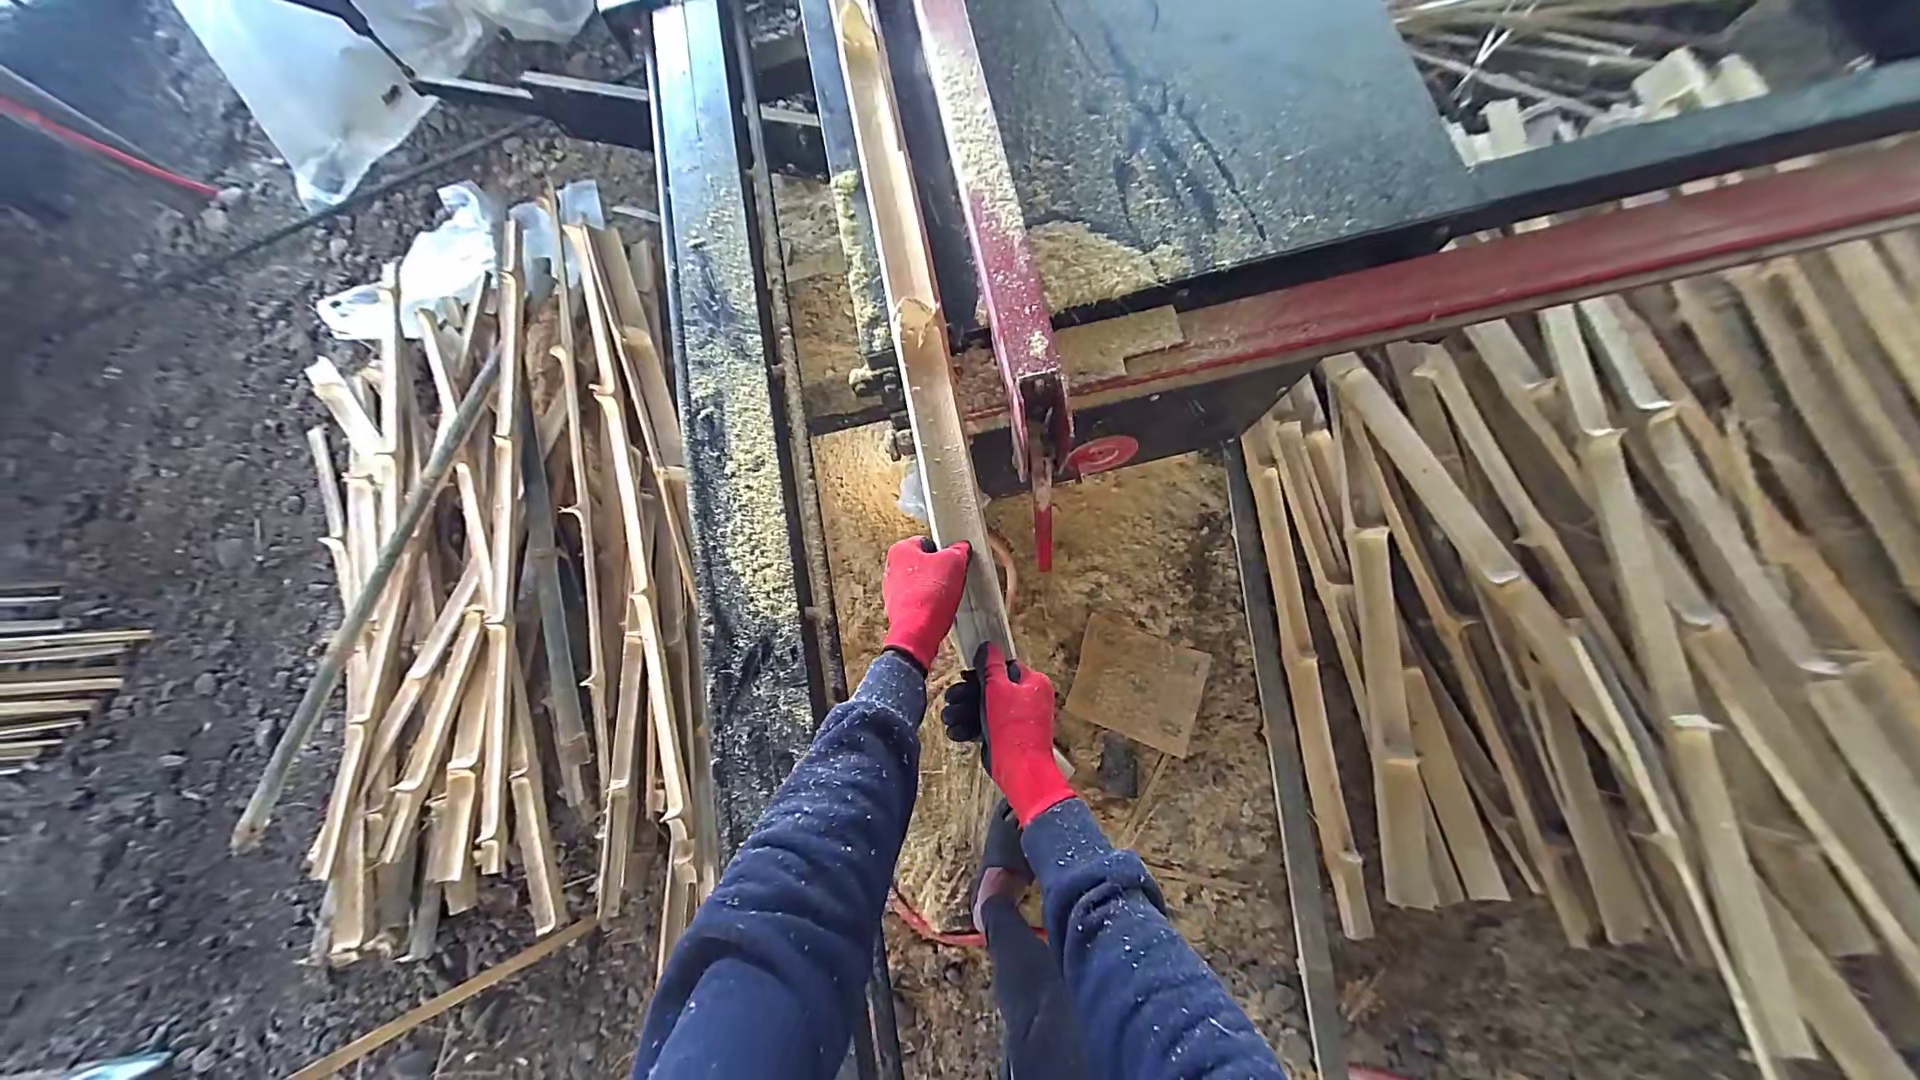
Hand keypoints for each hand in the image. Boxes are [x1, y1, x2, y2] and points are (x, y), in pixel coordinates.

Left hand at [882, 536, 970, 670]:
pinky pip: (920, 601)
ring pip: (923, 583)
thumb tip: (962, 548)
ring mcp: (893, 590)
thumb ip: (959, 550)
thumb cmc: (927, 597)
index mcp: (900, 550)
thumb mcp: (954, 563)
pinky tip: (938, 609)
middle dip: (940, 571)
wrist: (916, 634)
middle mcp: (892, 568)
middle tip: (951, 579)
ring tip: (945, 597)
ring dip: (936, 589)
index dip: (946, 551)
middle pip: (925, 563)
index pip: (928, 542)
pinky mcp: (899, 609)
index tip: (955, 559)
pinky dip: (930, 604)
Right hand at [943, 642, 1073, 825]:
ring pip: (988, 708)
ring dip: (966, 711)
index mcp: (1034, 684)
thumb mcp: (997, 689)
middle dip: (968, 695)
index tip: (964, 676)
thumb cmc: (1012, 728)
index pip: (1006, 667)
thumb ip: (991, 665)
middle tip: (950, 697)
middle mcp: (1029, 700)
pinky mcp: (1009, 736)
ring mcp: (1020, 719)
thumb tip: (988, 645)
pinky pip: (989, 725)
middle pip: (993, 689)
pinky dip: (973, 727)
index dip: (983, 670)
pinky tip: (955, 731)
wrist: (1019, 769)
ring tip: (948, 717)